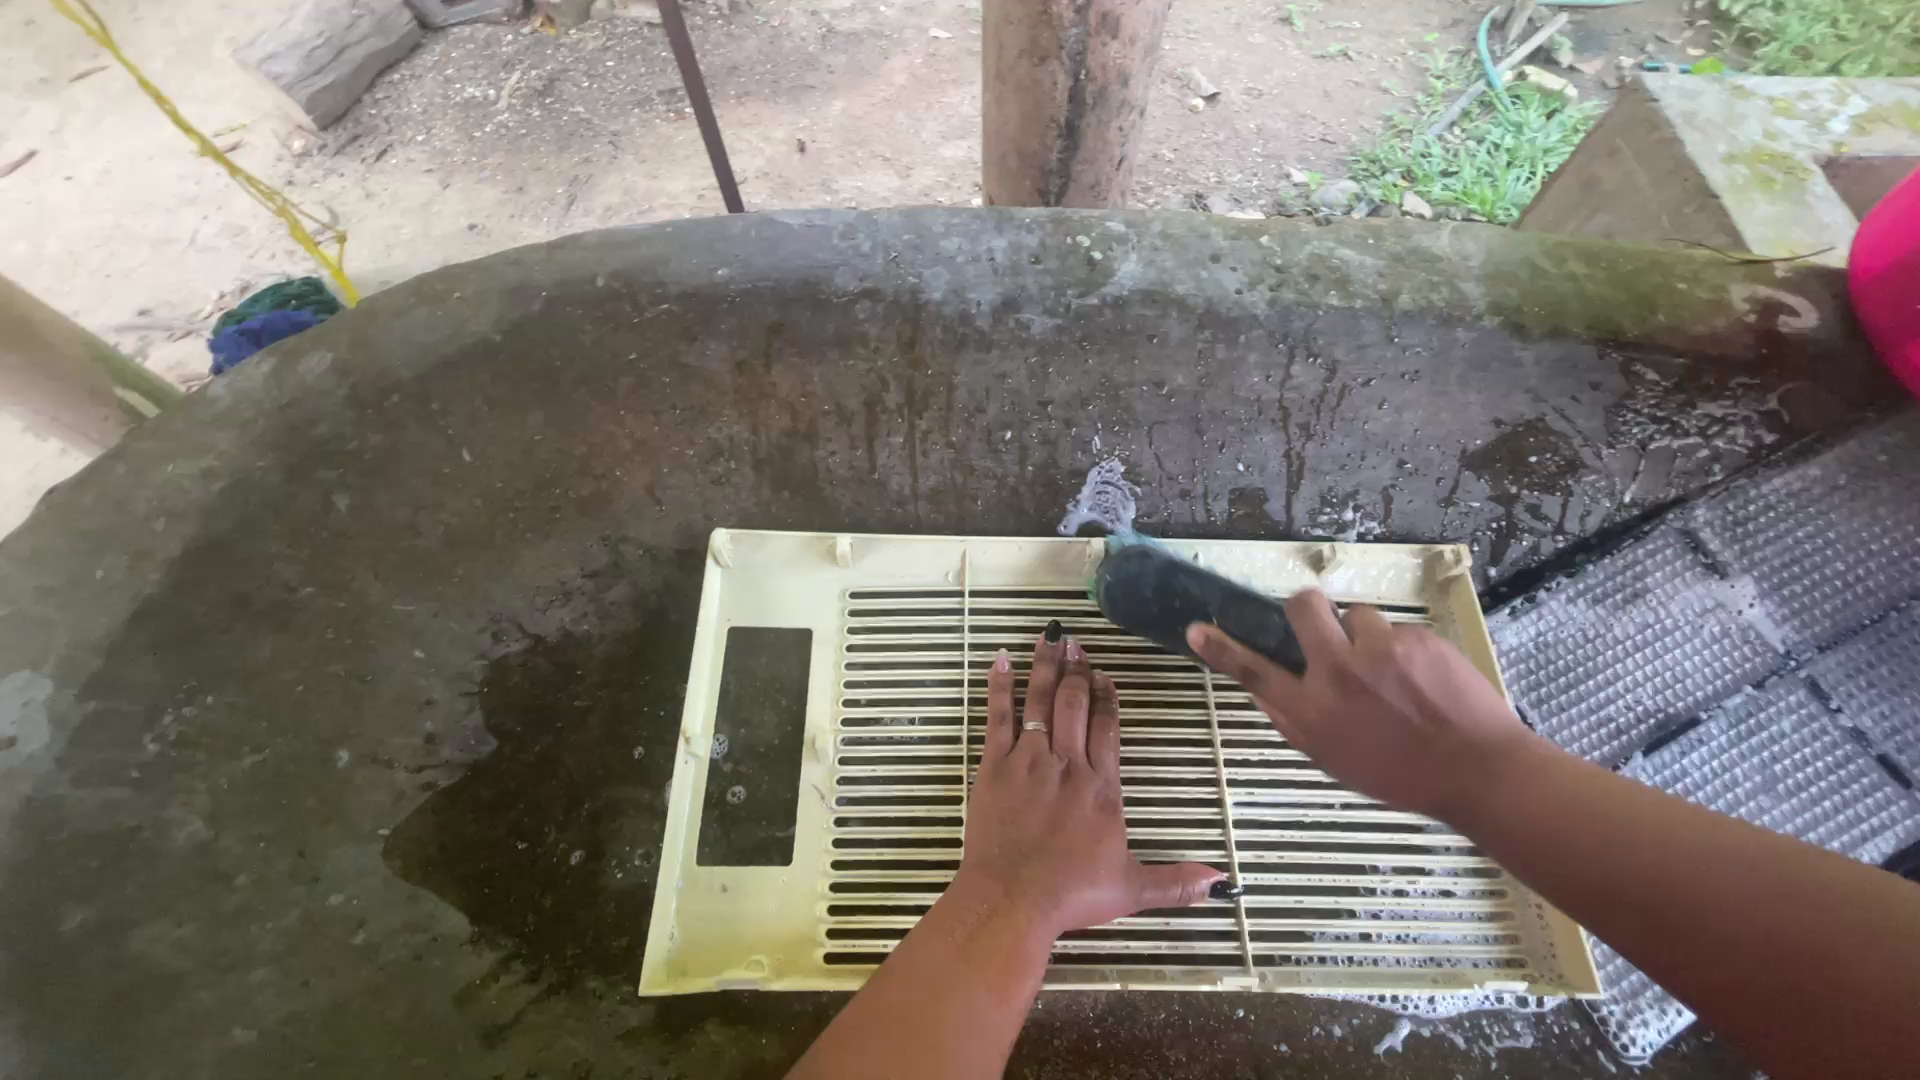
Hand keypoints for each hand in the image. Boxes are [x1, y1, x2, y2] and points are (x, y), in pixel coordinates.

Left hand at [949, 627, 1224, 941]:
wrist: (1014, 897)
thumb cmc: (1072, 893)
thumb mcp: (1131, 888)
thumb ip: (1176, 881)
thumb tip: (1221, 880)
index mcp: (1100, 786)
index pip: (1107, 729)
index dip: (1107, 699)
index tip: (1105, 676)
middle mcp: (1067, 763)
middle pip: (1074, 705)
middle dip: (1076, 672)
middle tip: (1076, 643)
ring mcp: (1028, 760)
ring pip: (1039, 701)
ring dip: (1045, 667)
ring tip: (1050, 638)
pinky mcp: (995, 765)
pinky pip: (999, 716)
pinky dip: (1000, 686)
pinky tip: (1001, 659)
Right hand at [1184, 589, 1535, 821]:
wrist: (1482, 772)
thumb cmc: (1398, 773)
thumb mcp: (1331, 757)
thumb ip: (1291, 719)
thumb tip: (1264, 686)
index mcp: (1312, 710)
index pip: (1253, 670)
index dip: (1220, 648)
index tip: (1197, 628)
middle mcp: (1338, 673)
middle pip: (1303, 606)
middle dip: (1305, 609)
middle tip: (1322, 629)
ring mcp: (1380, 651)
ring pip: (1356, 615)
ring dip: (1363, 635)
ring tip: (1388, 669)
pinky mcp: (1418, 640)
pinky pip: (1396, 629)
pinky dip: (1401, 649)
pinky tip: (1420, 679)